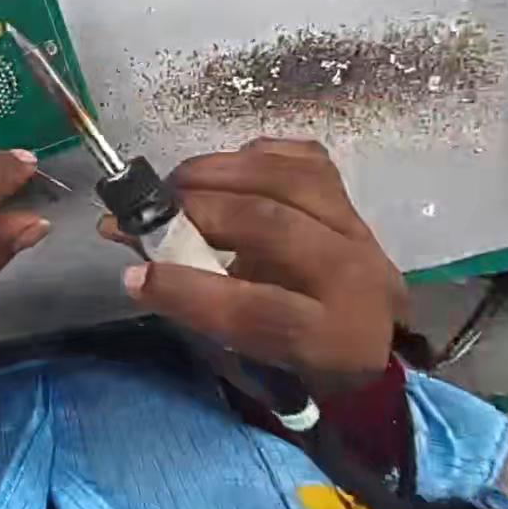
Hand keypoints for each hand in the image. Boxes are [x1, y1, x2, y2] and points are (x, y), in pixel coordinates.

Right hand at [101, 138, 404, 401]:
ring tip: (176, 181)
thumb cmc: (293, 353)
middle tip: (147, 210)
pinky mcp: (350, 198)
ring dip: (220, 173)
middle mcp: (351, 275)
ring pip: (288, 179)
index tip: (136, 274)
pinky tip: (222, 167)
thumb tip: (133, 259)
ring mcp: (357, 228)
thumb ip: (194, 304)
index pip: (255, 309)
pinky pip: (305, 158)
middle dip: (198, 212)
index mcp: (328, 335)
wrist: (374, 337)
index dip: (189, 289)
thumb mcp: (244, 348)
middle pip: (270, 225)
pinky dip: (256, 156)